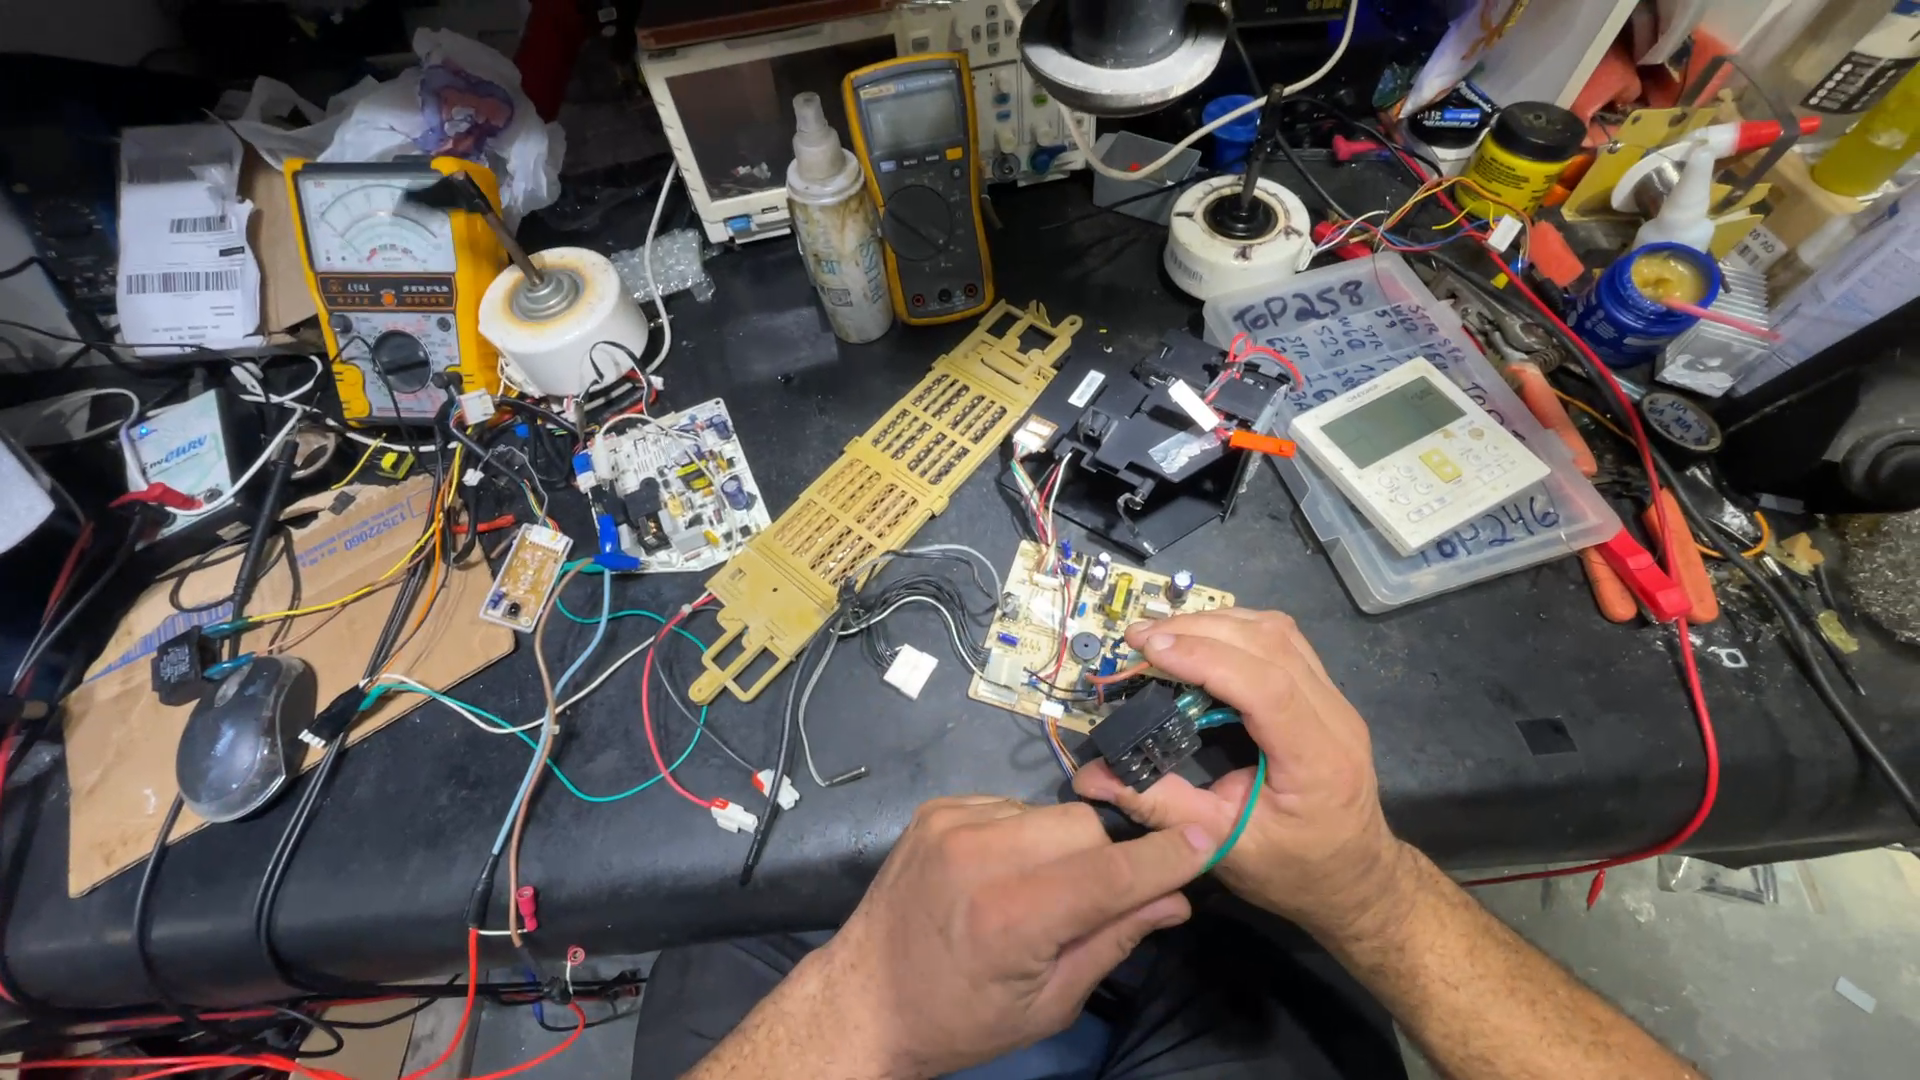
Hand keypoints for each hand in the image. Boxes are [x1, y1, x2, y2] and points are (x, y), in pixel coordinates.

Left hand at [800, 796, 1216, 1077]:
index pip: (1109, 872)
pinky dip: (1023, 834)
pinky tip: (1001, 870)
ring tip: (1037, 888)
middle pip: (1084, 826)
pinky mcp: (937, 806)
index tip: (1208, 840)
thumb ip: (1113, 941)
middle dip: (1106, 856)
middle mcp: (981, 852)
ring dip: (1063, 844)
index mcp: (1010, 915)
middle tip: (1096, 897)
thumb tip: (1174, 898)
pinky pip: (1010, 806)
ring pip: (1048, 812)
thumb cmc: (959, 1017)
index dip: (1164, 857)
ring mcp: (953, 820)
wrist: (864, 994)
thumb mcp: (1047, 1004)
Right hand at [1071, 609, 1415, 944]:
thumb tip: (1092, 777)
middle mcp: (1335, 718)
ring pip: (1277, 631)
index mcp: (1316, 761)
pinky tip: (1199, 640)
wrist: (1355, 880)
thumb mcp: (1221, 847)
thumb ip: (1158, 805)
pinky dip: (1234, 629)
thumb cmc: (1293, 871)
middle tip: (1139, 638)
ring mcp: (1335, 699)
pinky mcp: (1324, 692)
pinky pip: (1281, 640)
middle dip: (1198, 630)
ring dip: (1214, 622)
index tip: (1149, 648)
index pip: (1266, 686)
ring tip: (1162, 635)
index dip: (1205, 658)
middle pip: (1270, 645)